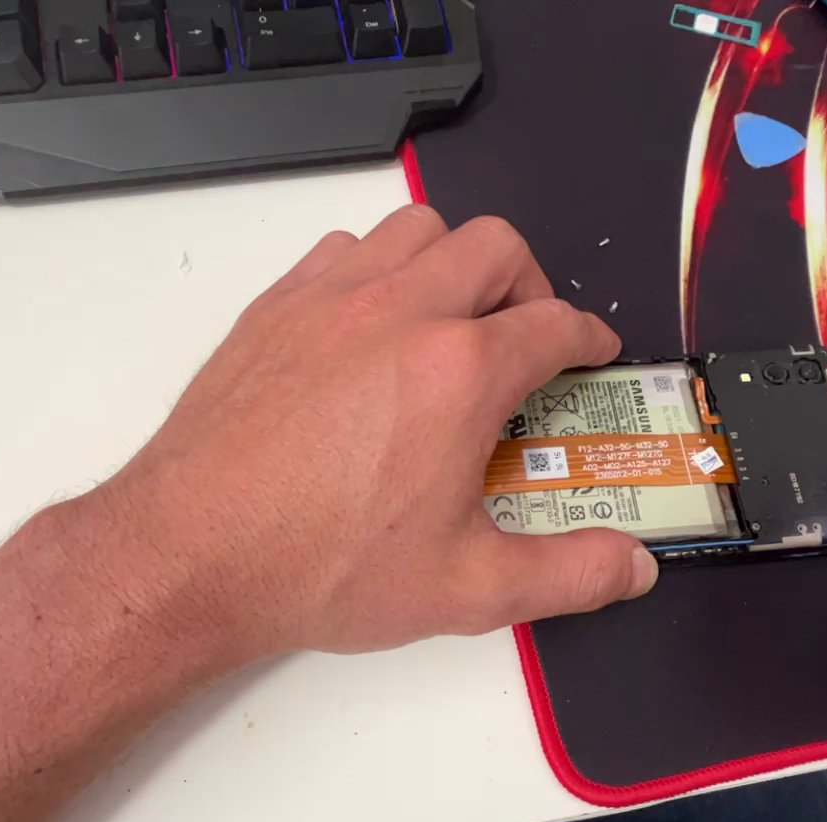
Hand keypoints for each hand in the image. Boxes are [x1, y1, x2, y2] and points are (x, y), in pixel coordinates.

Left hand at [75, 206, 656, 659]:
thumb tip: (635, 568)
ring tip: (456, 318)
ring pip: (419, 228)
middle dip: (531, 282)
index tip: (593, 353)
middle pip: (497, 247)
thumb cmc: (325, 569)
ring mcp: (331, 299)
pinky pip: (346, 250)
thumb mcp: (467, 590)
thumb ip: (567, 574)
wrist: (191, 555)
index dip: (588, 337)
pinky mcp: (275, 308)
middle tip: (528, 335)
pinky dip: (381, 268)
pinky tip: (373, 325)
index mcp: (461, 372)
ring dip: (456, 261)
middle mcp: (402, 312)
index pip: (554, 324)